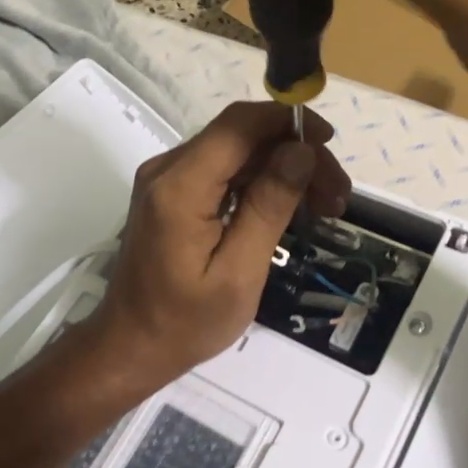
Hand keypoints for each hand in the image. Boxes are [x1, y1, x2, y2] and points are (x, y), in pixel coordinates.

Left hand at [89, 102, 350, 385]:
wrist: (131, 346)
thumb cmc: (186, 322)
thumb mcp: (239, 272)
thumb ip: (269, 207)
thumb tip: (301, 150)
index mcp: (180, 186)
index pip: (239, 126)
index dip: (288, 121)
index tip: (330, 143)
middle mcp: (167, 170)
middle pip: (242, 136)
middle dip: (295, 154)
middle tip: (337, 195)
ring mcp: (166, 180)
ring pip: (236, 152)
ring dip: (282, 169)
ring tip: (324, 206)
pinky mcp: (171, 194)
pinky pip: (222, 171)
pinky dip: (260, 182)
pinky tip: (290, 208)